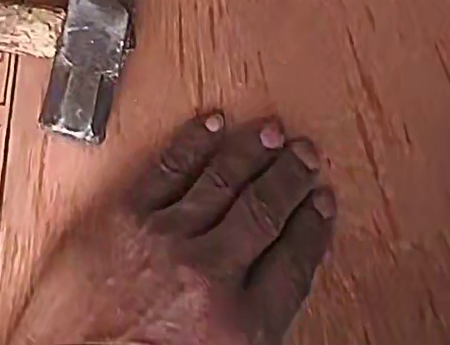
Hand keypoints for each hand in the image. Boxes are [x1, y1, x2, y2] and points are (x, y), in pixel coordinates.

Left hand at [8, 114, 334, 344]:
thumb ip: (252, 325)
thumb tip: (278, 279)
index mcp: (240, 328)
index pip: (293, 263)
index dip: (312, 227)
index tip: (323, 199)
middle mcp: (209, 275)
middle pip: (263, 212)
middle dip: (289, 178)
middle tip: (305, 152)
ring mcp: (166, 236)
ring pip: (221, 181)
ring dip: (251, 151)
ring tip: (272, 131)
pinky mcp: (126, 213)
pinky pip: (169, 167)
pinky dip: (194, 142)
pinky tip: (214, 124)